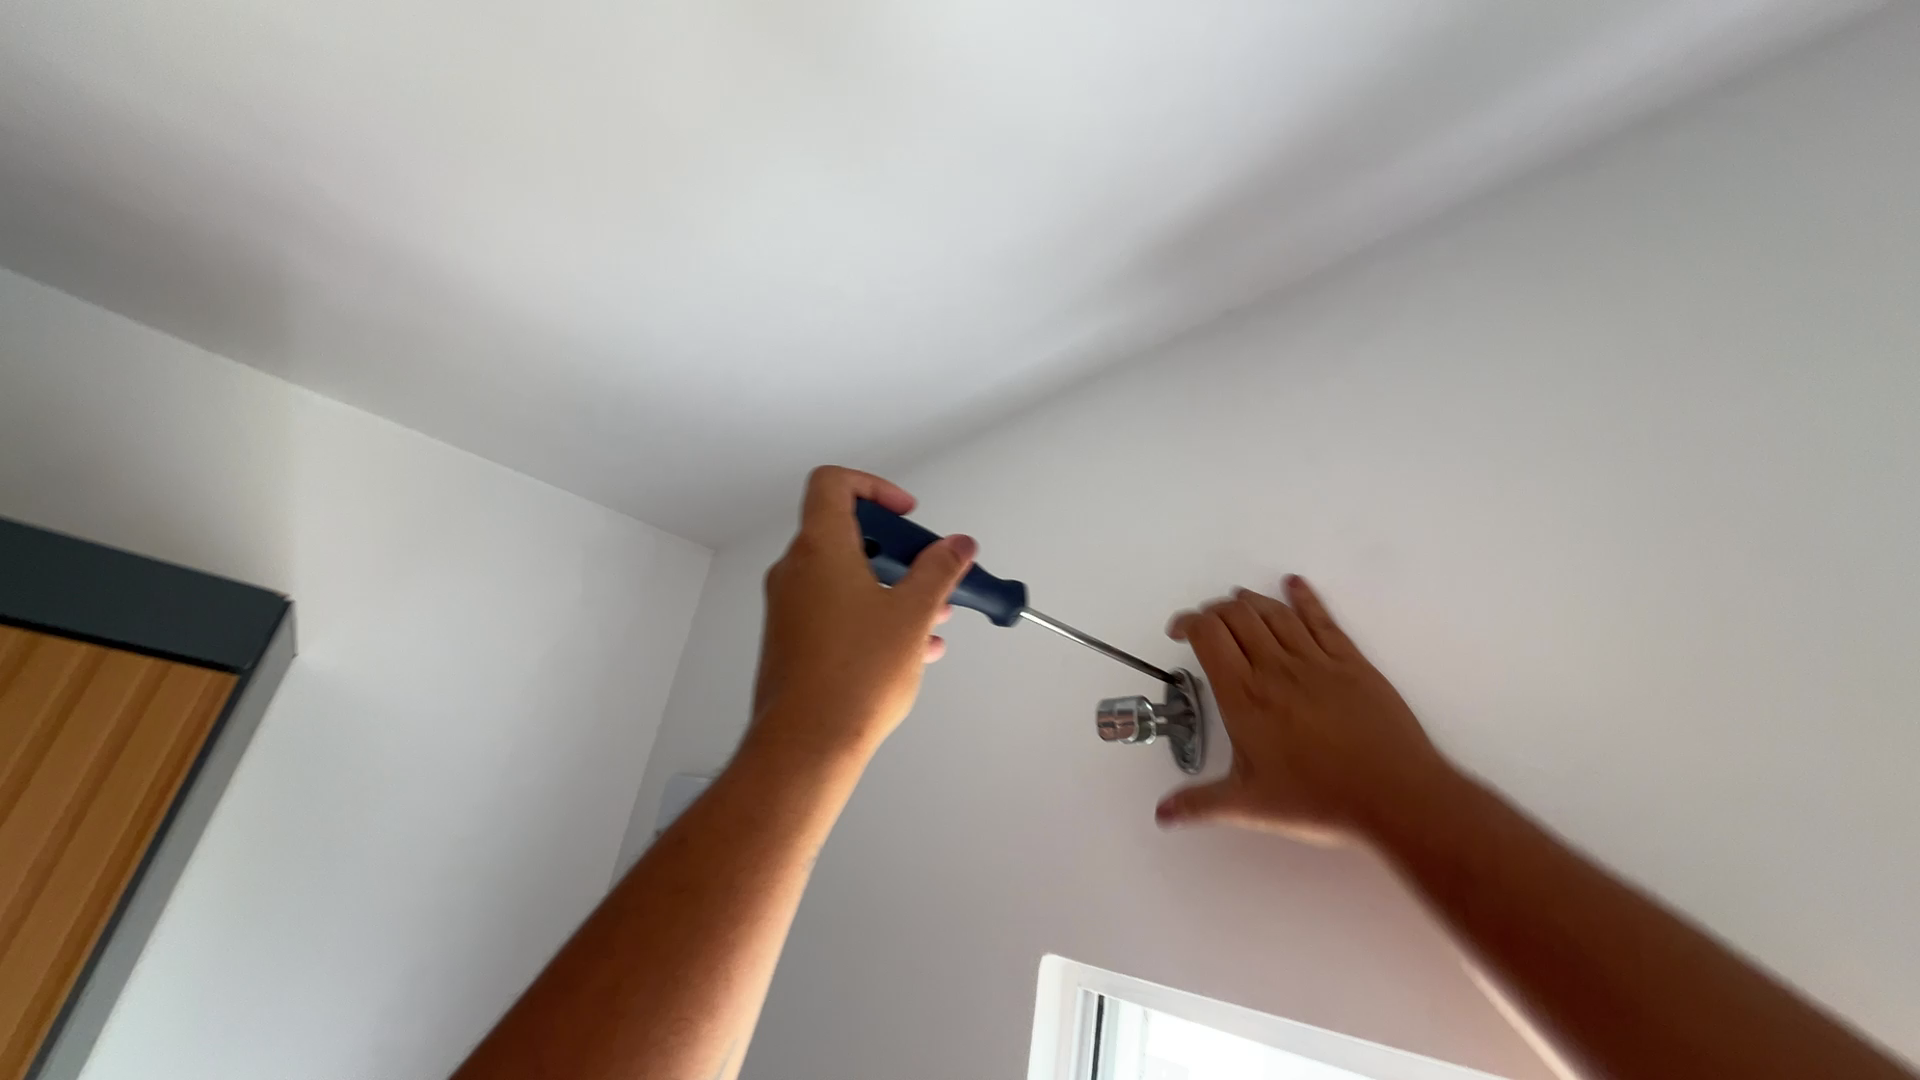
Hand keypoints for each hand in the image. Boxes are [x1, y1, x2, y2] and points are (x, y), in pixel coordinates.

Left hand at [747, 466, 976, 760]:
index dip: (875, 487)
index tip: (907, 517)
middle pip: (848, 534)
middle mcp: (796, 572)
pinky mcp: (791, 641)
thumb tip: (957, 546)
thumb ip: (939, 570)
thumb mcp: (913, 614)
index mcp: (819, 549)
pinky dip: (871, 613)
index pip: (833, 484)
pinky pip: (835, 610)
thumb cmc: (855, 675)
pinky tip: (911, 647)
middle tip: (931, 575)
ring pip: (845, 578)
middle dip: (899, 552)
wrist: (807, 744)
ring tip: (932, 617)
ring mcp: (790, 608)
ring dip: (890, 587)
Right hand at [1157, 576, 1456, 844]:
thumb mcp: (1250, 807)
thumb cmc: (1318, 800)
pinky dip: (1304, 597)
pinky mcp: (1351, 661)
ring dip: (1250, 601)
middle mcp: (1275, 668)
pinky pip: (1322, 619)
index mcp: (1244, 696)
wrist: (1396, 797)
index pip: (1208, 635)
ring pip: (1274, 612)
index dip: (1187, 623)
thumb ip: (1200, 804)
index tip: (1178, 633)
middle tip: (1206, 626)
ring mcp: (1315, 660)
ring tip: (1237, 603)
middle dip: (1214, 612)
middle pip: (1236, 615)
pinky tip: (1294, 585)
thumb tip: (1162, 815)